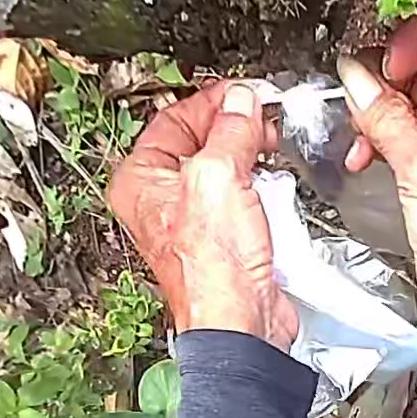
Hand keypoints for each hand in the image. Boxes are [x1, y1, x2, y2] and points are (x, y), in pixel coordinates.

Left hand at [109, 82, 297, 349]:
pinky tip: (275, 193)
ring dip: (253, 165)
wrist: (242, 324)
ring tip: (270, 154)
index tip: (243, 93)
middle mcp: (165, 205)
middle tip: (262, 122)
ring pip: (228, 177)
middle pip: (202, 148)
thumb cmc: (213, 271)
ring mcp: (199, 228)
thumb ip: (231, 132)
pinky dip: (263, 197)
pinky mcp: (231, 247)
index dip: (211, 102)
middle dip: (236, 132)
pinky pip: (247, 208)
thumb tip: (242, 104)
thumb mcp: (219, 178)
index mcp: (141, 182)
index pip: (174, 121)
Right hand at [339, 17, 416, 349]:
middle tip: (361, 103)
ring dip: (378, 119)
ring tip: (360, 137)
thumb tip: (359, 80)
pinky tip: (366, 158)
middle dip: (385, 86)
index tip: (382, 69)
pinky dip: (383, 146)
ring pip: (410, 112)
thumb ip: (386, 117)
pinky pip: (407, 146)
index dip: (409, 45)